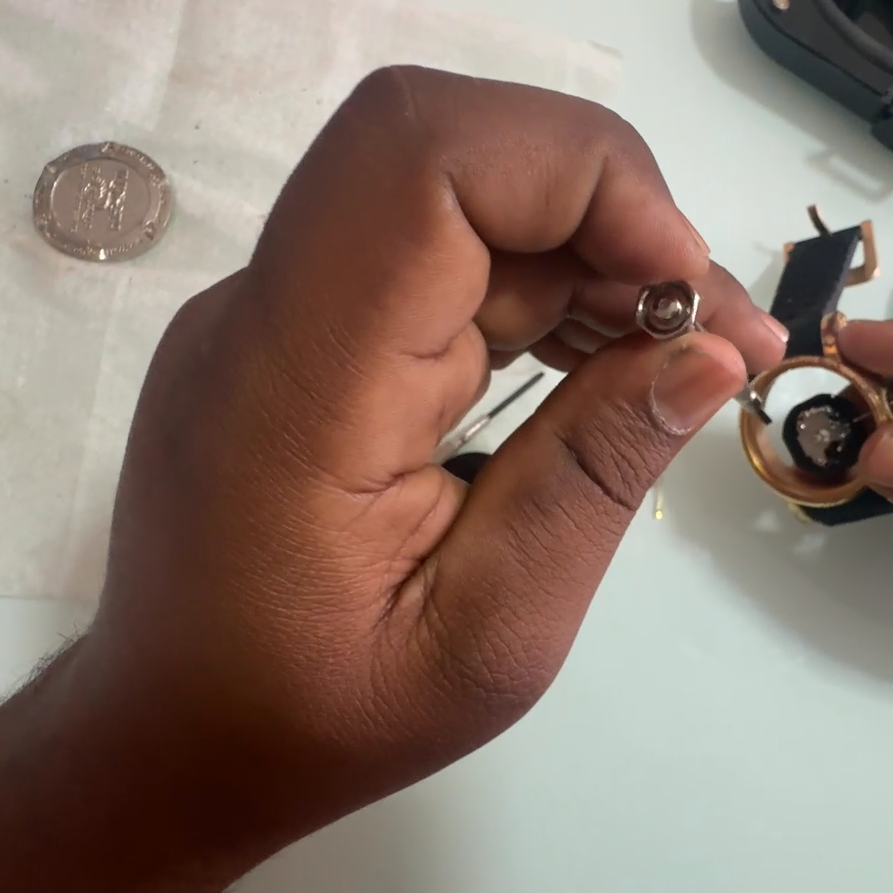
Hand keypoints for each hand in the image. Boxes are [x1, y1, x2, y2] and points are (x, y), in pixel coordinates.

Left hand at [71, 68, 786, 833]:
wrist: (176, 739)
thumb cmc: (320, 717)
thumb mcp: (490, 635)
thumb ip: (593, 479)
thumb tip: (710, 354)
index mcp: (299, 386)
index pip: (423, 160)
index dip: (582, 176)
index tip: (687, 286)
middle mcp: (275, 311)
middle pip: (456, 154)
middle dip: (616, 211)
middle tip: (715, 326)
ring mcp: (290, 311)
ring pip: (471, 200)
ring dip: (601, 252)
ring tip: (691, 350)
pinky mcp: (320, 333)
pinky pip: (456, 263)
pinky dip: (558, 289)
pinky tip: (617, 359)